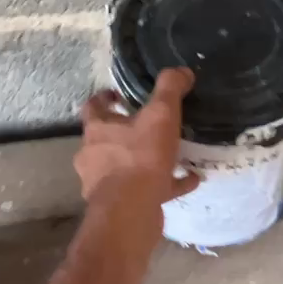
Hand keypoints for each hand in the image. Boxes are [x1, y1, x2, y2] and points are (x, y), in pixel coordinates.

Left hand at [76, 68, 200, 206]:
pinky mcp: (122, 205)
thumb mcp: (160, 115)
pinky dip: (166, 184)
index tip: (119, 94)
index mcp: (98, 130)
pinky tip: (189, 180)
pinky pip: (146, 189)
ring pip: (126, 166)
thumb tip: (182, 71)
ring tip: (175, 155)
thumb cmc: (140, 158)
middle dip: (128, 131)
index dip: (105, 98)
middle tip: (152, 124)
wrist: (131, 213)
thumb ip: (170, 89)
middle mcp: (94, 156)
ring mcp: (105, 184)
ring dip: (148, 160)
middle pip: (107, 138)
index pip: (93, 107)